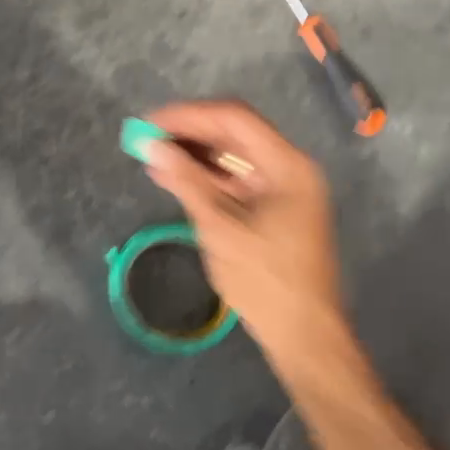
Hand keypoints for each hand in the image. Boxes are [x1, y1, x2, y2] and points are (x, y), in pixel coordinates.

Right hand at [140, 100, 346, 364]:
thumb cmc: (265, 280)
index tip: (149, 124)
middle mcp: (288, 168)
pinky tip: (173, 178)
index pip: (233, 119)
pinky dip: (205, 175)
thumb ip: (186, 181)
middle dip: (188, 133)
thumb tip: (151, 146)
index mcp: (287, 166)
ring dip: (193, 153)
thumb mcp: (220, 227)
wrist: (303, 333)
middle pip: (233, 132)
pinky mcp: (272, 207)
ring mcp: (282, 188)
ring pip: (231, 154)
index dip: (188, 116)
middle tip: (146, 138)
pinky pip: (235, 177)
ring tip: (153, 157)